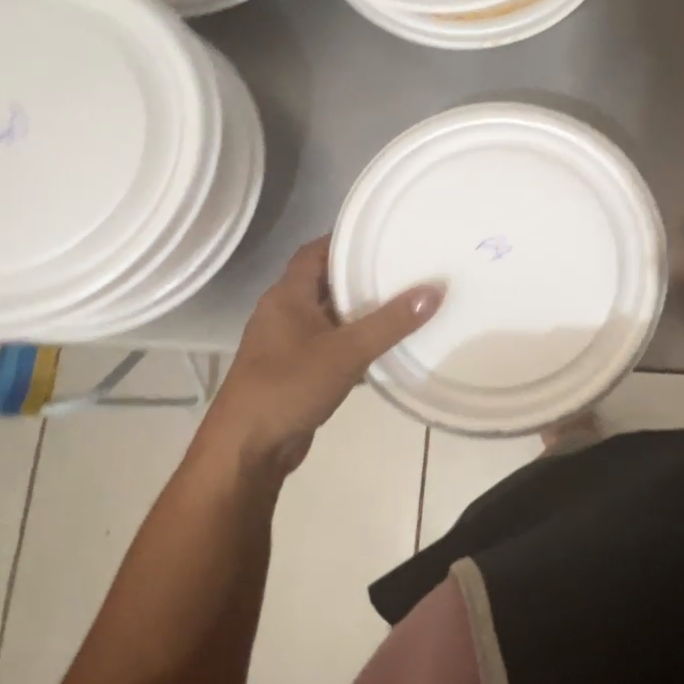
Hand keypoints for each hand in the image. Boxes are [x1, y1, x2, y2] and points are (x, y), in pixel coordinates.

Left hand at [199, 236, 443, 473]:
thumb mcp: (347, 350)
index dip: (344, 240)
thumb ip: (391, 321)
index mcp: (286, 297)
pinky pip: (329, 345)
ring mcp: (285, 345)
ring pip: (328, 316)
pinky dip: (354, 341)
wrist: (248, 449)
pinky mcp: (294, 372)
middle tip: (403, 266)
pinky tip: (384, 347)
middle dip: (359, 274)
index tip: (381, 235)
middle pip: (323, 282)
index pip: (314, 252)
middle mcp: (282, 314)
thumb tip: (435, 289)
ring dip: (358, 310)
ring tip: (402, 302)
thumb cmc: (290, 387)